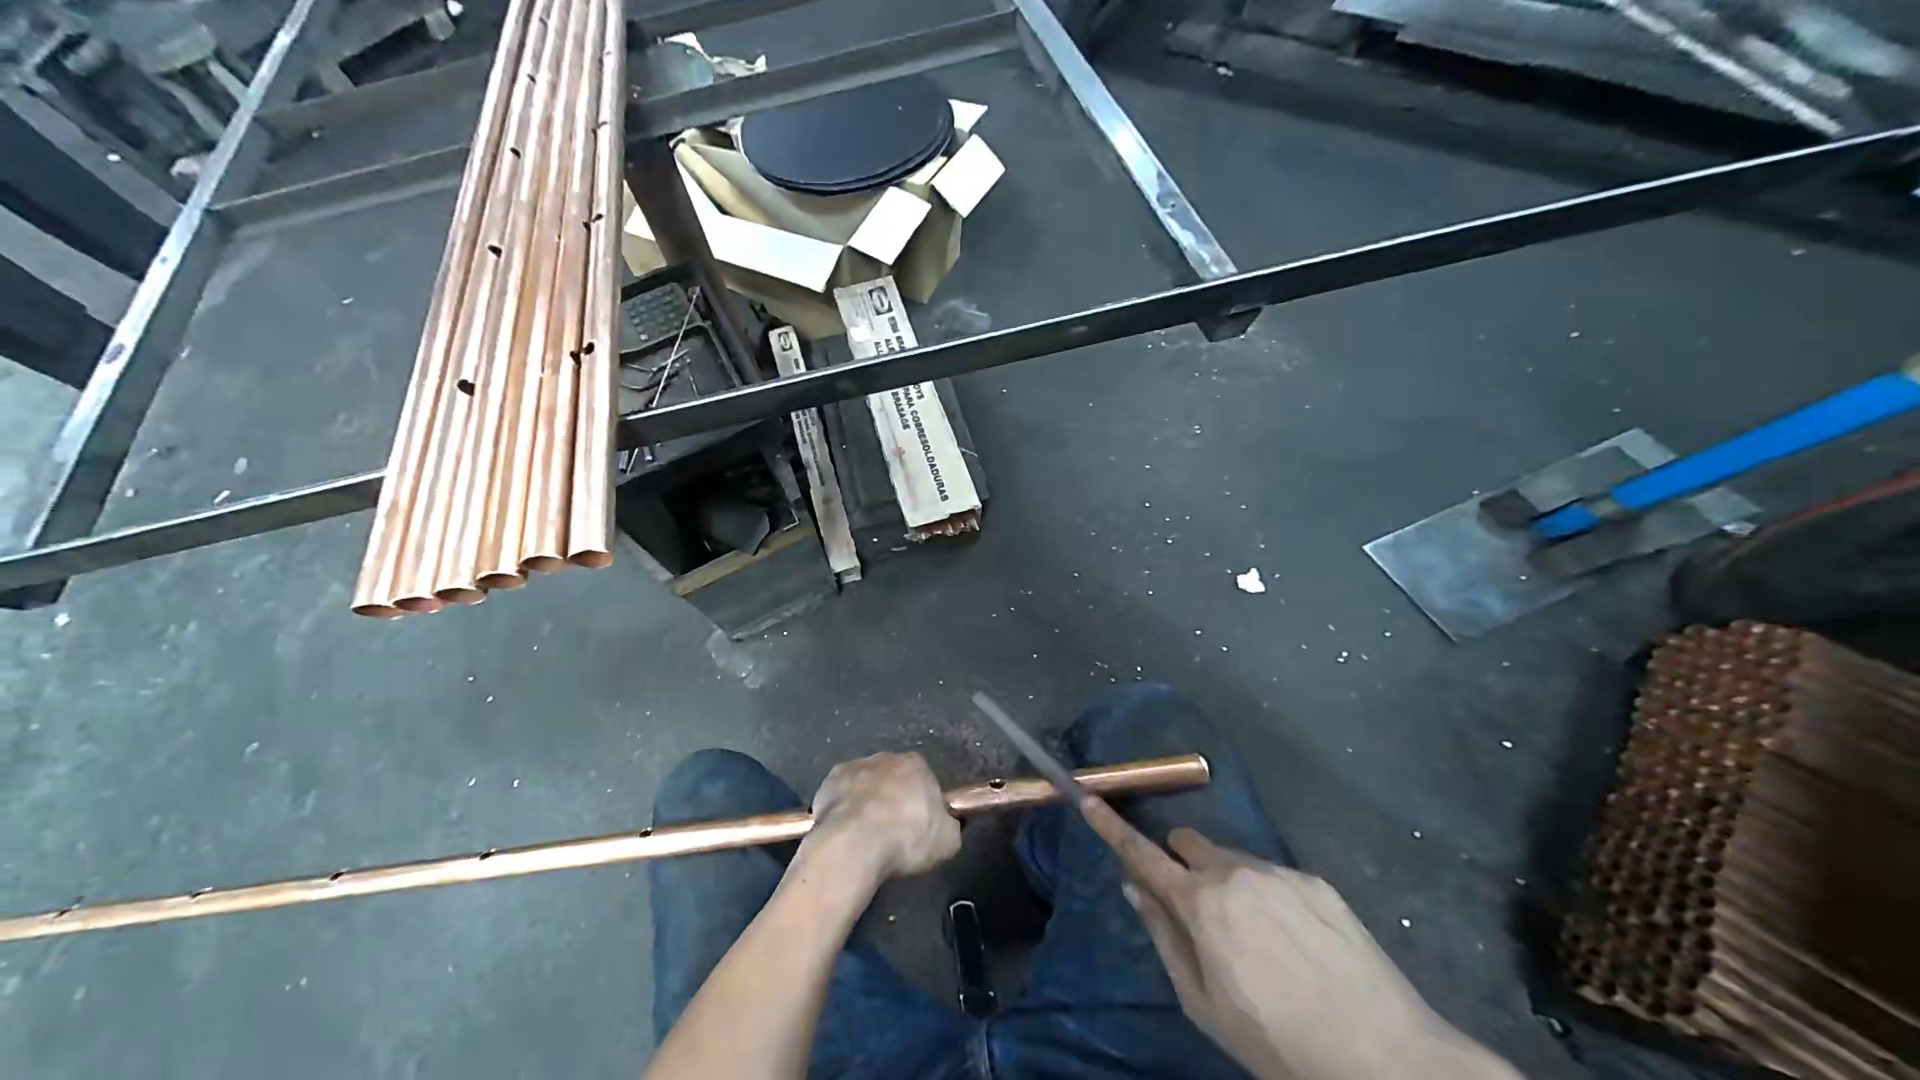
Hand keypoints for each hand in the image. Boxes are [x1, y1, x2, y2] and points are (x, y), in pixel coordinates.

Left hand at [806, 753, 960, 884]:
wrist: (853, 846)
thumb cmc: (905, 839)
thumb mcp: (947, 841)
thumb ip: (950, 826)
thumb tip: (947, 824)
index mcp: (916, 765)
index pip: (924, 779)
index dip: (922, 803)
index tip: (918, 827)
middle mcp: (885, 758)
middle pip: (893, 778)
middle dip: (893, 799)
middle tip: (892, 832)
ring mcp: (853, 768)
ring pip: (865, 785)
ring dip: (867, 803)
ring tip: (865, 837)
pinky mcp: (827, 783)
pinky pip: (840, 796)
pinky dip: (843, 810)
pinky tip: (845, 833)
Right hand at [1081, 798, 1518, 1079]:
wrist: (1386, 1055)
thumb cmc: (1278, 1040)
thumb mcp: (1204, 1004)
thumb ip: (1163, 937)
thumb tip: (1134, 889)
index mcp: (1201, 904)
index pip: (1142, 854)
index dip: (1110, 826)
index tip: (1087, 797)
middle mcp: (1235, 872)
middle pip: (1187, 843)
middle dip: (1178, 862)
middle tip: (1195, 909)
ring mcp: (1279, 873)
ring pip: (1231, 857)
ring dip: (1225, 881)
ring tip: (1257, 939)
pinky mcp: (1317, 882)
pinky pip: (1273, 874)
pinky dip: (1266, 895)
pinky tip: (1295, 942)